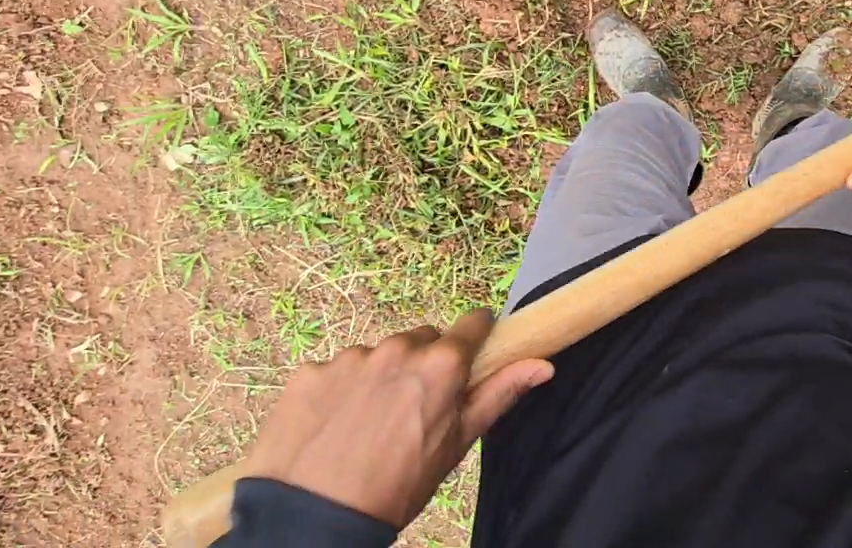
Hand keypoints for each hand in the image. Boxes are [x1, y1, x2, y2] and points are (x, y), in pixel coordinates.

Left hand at [242, 310, 552, 526]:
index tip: (467, 363)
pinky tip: (330, 428)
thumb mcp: (455, 446)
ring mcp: (350, 357)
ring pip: (379, 355)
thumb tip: (544, 365)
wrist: (306, 527)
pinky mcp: (309, 372)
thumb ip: (498, 395)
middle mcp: (399, 347)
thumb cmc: (396, 488)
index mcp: (442, 362)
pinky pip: (334, 371)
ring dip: (380, 377)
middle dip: (424, 364)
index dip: (474, 341)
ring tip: (366, 424)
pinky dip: (337, 392)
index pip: (474, 323)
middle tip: (412, 408)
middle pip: (424, 340)